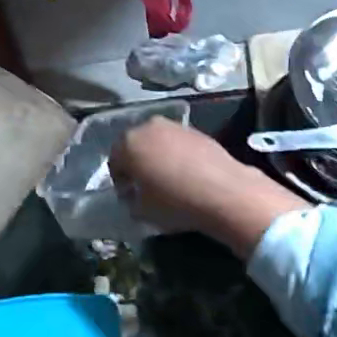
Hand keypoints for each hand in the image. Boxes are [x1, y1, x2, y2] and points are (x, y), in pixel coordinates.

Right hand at [110, 119, 306, 256]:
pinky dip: (177, 154)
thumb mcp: (140, 210)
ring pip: (158, 140)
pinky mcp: (197, 129)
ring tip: (167, 180)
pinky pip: (178, 142)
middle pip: (136, 143)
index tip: (129, 196)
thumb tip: (135, 194)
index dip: (120, 180)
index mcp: (129, 142)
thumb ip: (131, 198)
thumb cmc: (173, 201)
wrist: (222, 190)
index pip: (115, 159)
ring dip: (158, 156)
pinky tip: (186, 174)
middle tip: (145, 186)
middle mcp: (150, 126)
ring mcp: (176, 125)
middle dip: (137, 162)